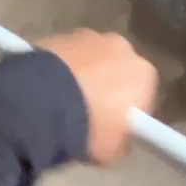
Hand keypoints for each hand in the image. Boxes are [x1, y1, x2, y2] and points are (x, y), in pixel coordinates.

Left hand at [35, 30, 157, 165]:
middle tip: (83, 115)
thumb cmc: (88, 128)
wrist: (41, 105)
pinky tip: (43, 90)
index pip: (142, 95)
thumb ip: (122, 139)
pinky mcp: (56, 35)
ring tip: (59, 103)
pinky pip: (63, 57)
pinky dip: (57, 69)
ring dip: (79, 76)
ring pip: (88, 60)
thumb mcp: (114, 150)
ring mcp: (87, 36)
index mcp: (144, 73)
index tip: (110, 128)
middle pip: (116, 70)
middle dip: (103, 88)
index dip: (126, 114)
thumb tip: (118, 137)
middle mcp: (121, 47)